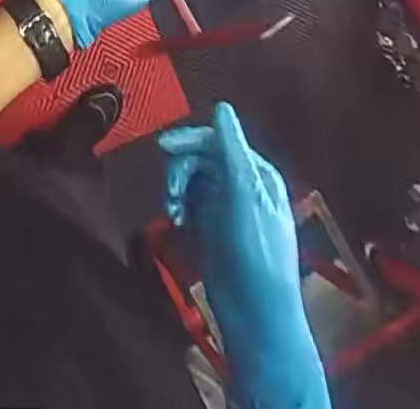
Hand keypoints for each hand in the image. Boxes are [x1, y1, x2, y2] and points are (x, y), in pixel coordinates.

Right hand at [160, 103, 327, 408]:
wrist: (255, 313)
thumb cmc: (255, 250)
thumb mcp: (244, 193)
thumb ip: (231, 149)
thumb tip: (222, 106)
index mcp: (255, 173)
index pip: (218, 141)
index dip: (190, 140)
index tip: (163, 147)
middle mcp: (240, 184)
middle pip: (200, 158)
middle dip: (181, 170)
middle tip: (169, 191)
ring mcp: (223, 206)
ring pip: (190, 179)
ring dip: (177, 189)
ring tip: (173, 211)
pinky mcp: (209, 226)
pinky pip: (187, 202)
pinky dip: (178, 206)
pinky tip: (175, 221)